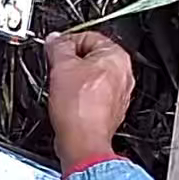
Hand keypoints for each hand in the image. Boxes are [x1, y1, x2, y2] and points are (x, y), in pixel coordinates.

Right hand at [44, 30, 134, 171]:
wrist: (82, 143)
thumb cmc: (78, 110)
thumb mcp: (61, 68)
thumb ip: (58, 48)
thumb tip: (54, 40)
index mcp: (117, 57)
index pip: (89, 37)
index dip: (67, 42)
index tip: (54, 50)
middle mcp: (124, 75)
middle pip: (92, 58)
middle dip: (72, 63)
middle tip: (57, 70)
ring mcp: (119, 95)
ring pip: (93, 78)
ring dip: (76, 81)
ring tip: (63, 89)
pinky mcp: (111, 112)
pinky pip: (94, 97)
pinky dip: (81, 98)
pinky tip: (70, 104)